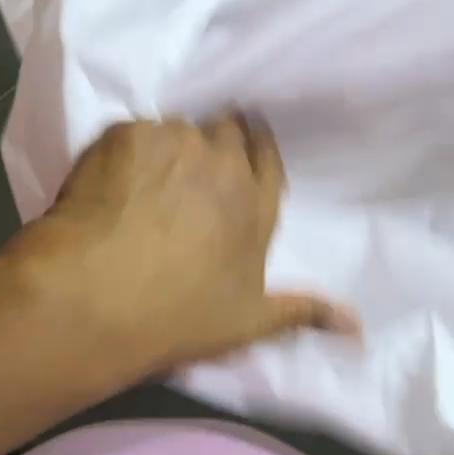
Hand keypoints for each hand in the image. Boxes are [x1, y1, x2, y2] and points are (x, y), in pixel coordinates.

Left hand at [8, 116, 355, 372]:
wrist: (96, 298)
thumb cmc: (178, 315)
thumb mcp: (247, 321)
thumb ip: (303, 312)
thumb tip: (358, 326)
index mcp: (255, 201)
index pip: (266, 152)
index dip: (252, 150)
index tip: (237, 157)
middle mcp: (222, 160)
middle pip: (225, 130)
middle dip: (210, 146)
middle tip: (185, 176)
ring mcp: (174, 141)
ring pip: (175, 129)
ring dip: (166, 149)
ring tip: (141, 184)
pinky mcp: (127, 132)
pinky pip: (132, 132)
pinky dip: (124, 152)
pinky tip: (109, 184)